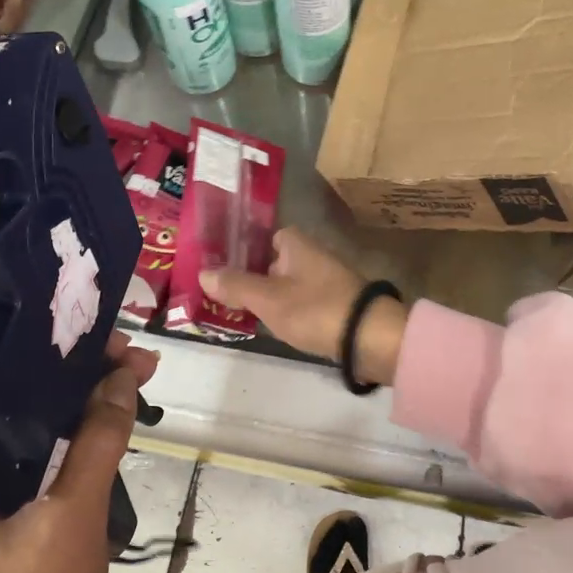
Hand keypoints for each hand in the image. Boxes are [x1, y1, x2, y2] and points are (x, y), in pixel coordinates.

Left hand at [0, 333, 159, 572]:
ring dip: (90, 390)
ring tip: (139, 372)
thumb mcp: (71, 514)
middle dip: (79, 366)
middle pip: (20, 392)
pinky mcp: (19, 501)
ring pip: (42, 416)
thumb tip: (122, 375)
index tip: (90, 330)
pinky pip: (53, 444)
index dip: (36, 345)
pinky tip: (118, 410)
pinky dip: (88, 422)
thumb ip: (97, 442)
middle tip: (133, 353)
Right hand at [200, 229, 406, 386]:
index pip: (263, 236)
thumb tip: (203, 272)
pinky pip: (299, 299)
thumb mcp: (268, 298)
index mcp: (296, 242)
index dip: (242, 249)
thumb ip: (236, 285)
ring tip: (236, 309)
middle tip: (220, 292)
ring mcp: (324, 278)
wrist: (368, 335)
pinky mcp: (333, 302)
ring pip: (286, 281)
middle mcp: (311, 253)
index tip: (219, 265)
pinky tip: (270, 323)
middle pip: (273, 260)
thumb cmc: (315, 308)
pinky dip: (284, 308)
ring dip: (266, 293)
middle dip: (250, 274)